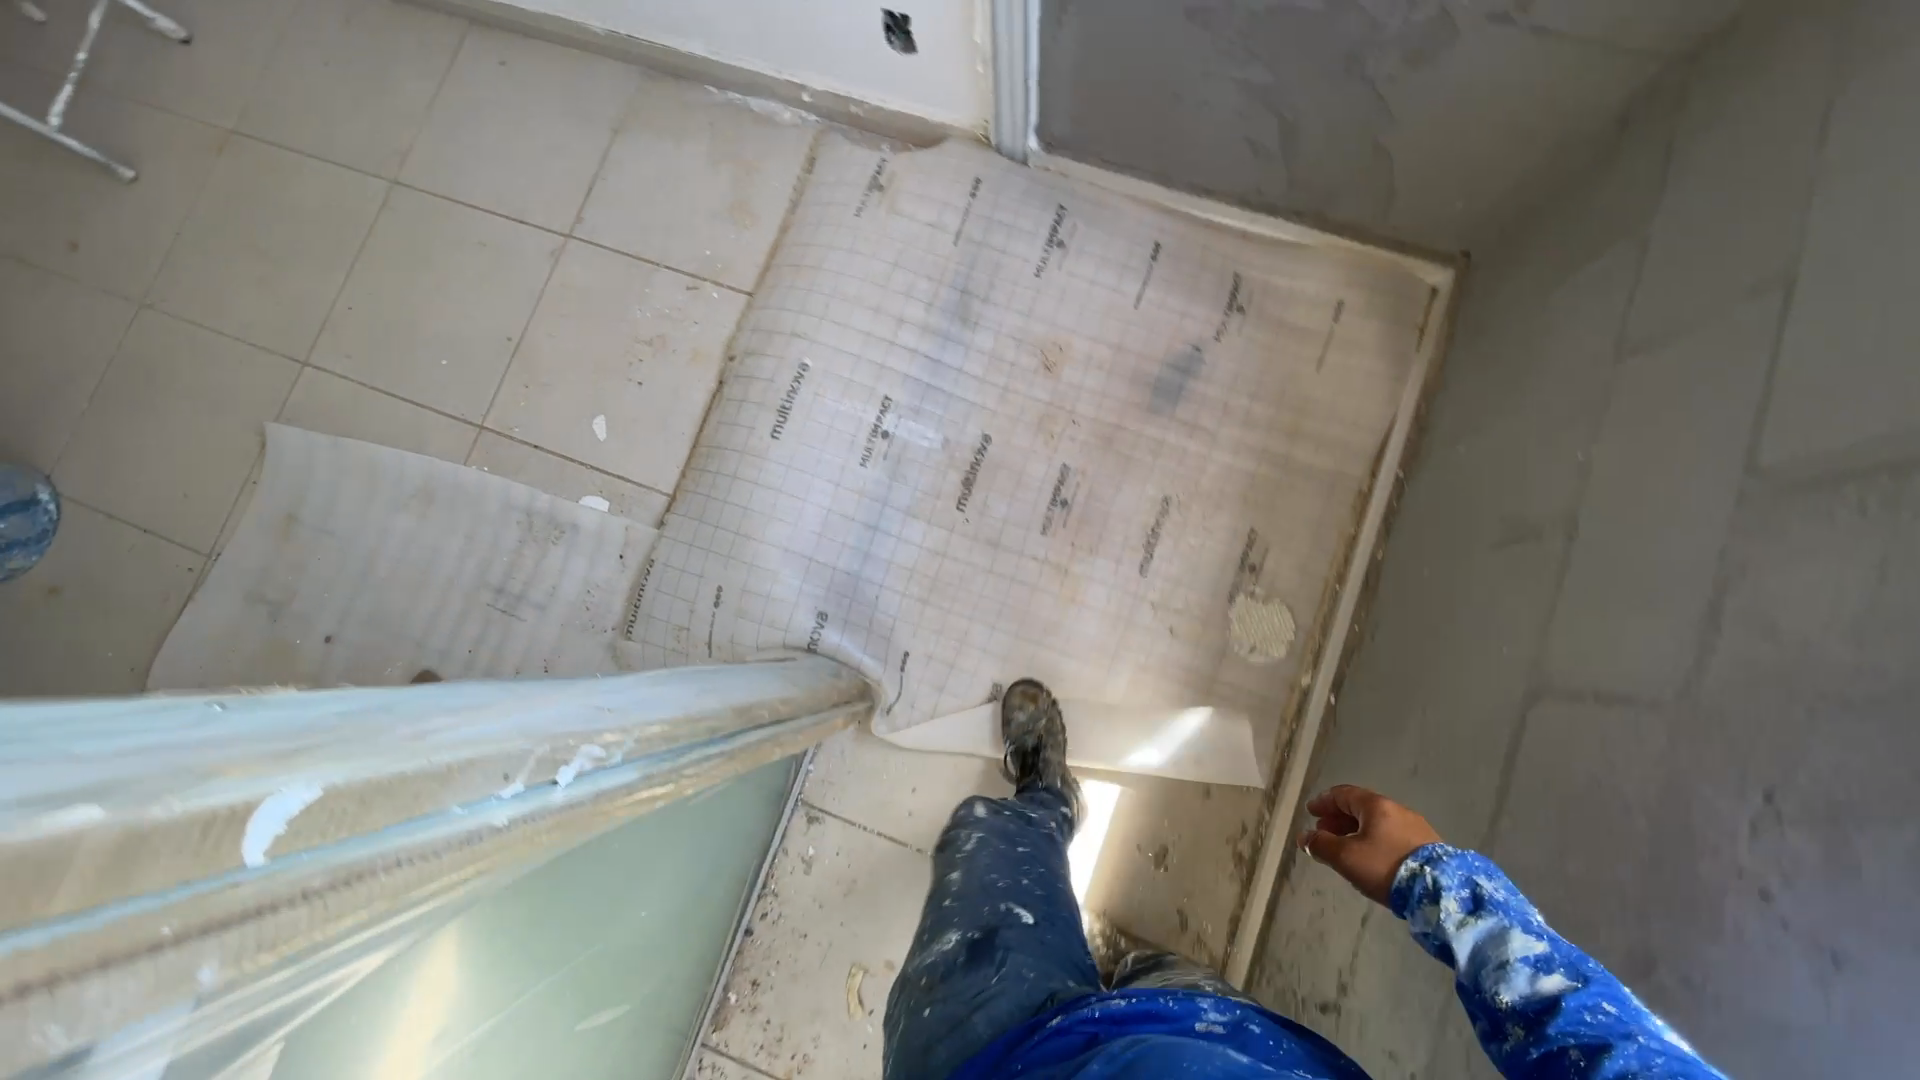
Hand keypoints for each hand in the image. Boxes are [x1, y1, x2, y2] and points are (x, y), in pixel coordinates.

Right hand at [1297, 784, 1441, 905]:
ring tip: (1346, 848)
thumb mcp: (1345, 857)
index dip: (1324, 801)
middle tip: (1324, 832)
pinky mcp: (1429, 848)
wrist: (1440, 892)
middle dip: (1339, 818)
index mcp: (1376, 806)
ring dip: (1357, 831)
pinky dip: (1375, 840)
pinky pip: (1393, 836)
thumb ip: (1321, 844)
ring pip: (1378, 824)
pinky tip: (1372, 858)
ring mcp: (1416, 828)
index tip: (1311, 812)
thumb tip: (1304, 837)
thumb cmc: (1385, 866)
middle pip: (1361, 808)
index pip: (1343, 794)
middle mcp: (1397, 810)